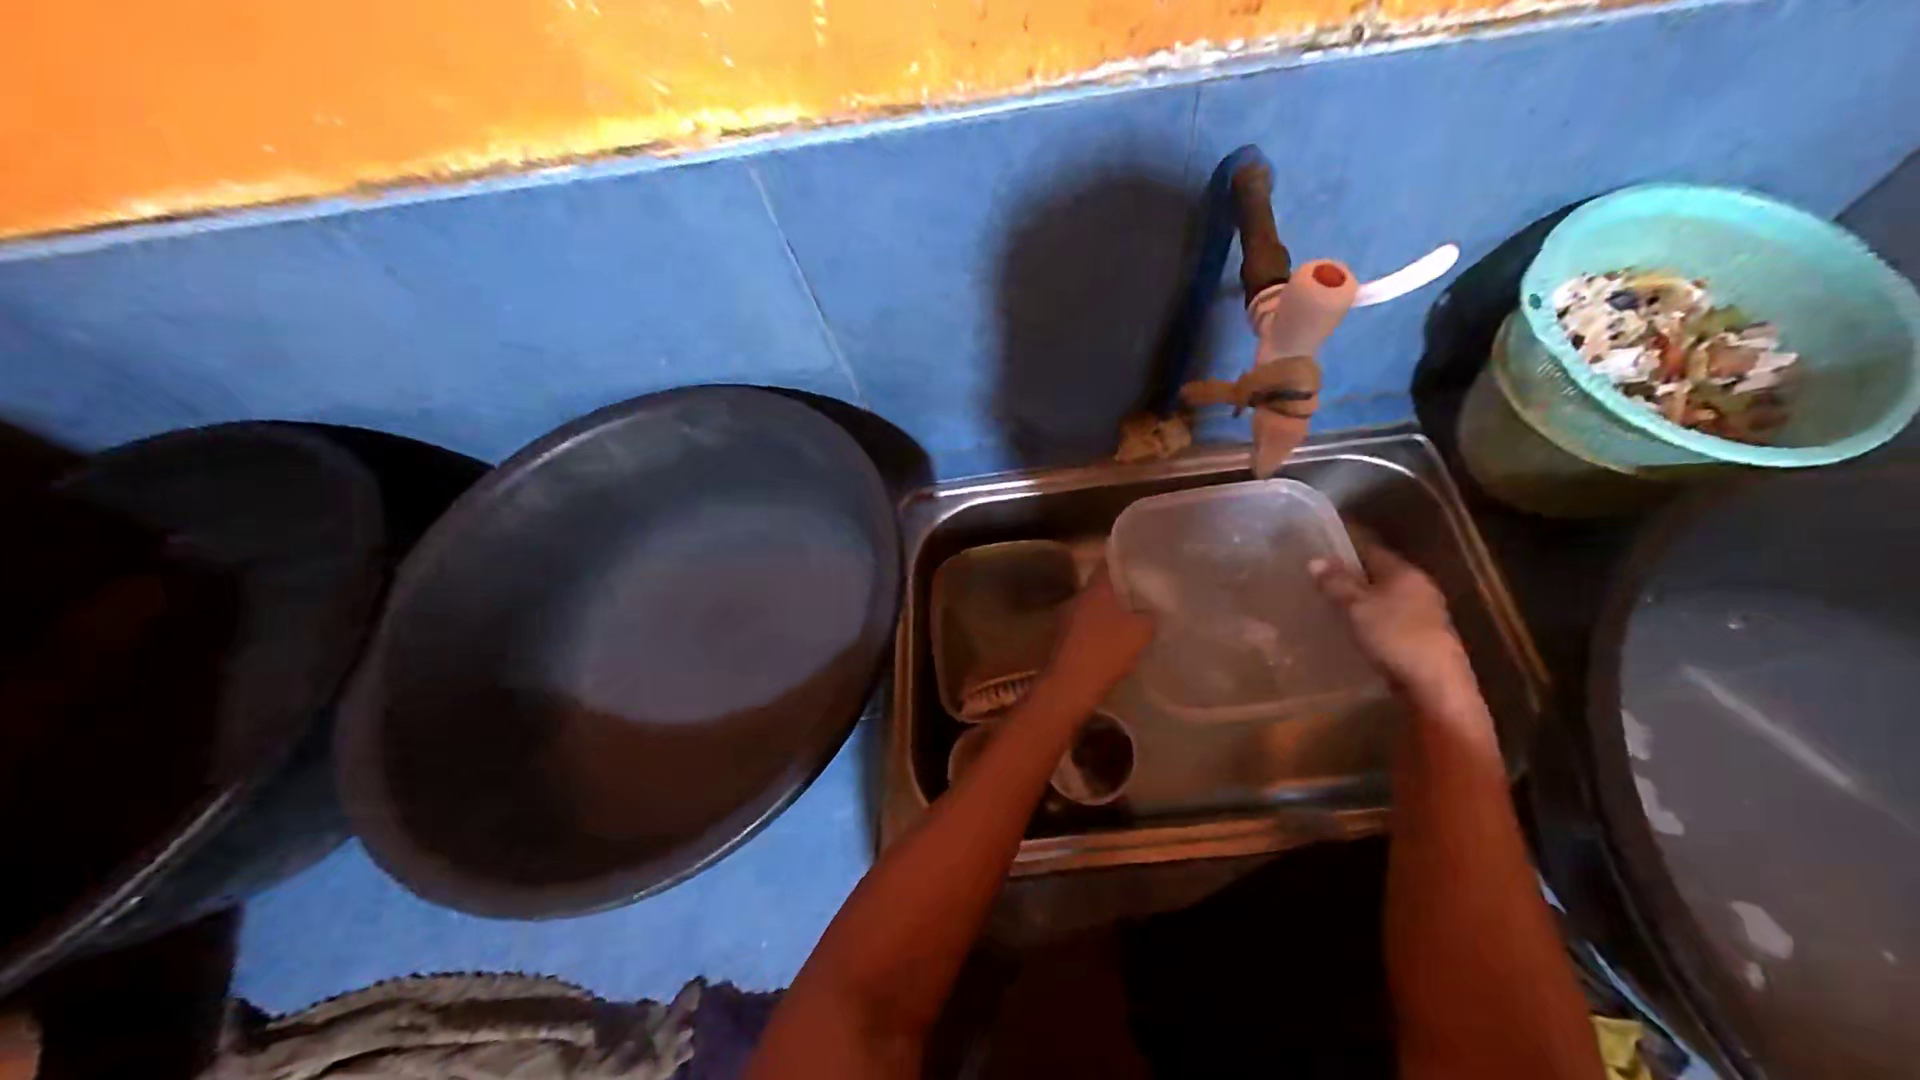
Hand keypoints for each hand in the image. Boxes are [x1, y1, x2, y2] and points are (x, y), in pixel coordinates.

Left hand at [1042, 565, 1153, 705]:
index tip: (1143, 562)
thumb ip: (1150, 615)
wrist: (1070, 685)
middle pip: (1102, 586)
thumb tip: (1152, 610)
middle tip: (1144, 593)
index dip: (1126, 560)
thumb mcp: (1141, 630)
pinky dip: (1101, 630)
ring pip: (1094, 607)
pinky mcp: (1064, 638)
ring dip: (1111, 612)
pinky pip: (1087, 626)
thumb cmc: (1106, 650)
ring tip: (1134, 618)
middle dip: (1121, 589)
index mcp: (1094, 588)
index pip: (1110, 562)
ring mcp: (1067, 618)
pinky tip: (1117, 640)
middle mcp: (1078, 597)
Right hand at [1310, 539, 1473, 703]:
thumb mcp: (1356, 606)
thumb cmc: (1393, 636)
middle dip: (1353, 580)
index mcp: (1405, 572)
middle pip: (1380, 576)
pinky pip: (1392, 620)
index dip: (1345, 553)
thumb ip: (1336, 582)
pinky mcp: (1425, 638)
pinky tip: (1358, 633)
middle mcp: (1419, 587)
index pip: (1371, 551)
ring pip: (1386, 599)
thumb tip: (1315, 560)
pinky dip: (1374, 622)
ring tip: (1334, 611)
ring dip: (1364, 603)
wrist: (1435, 684)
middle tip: (1321, 587)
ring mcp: (1426, 614)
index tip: (1320, 562)